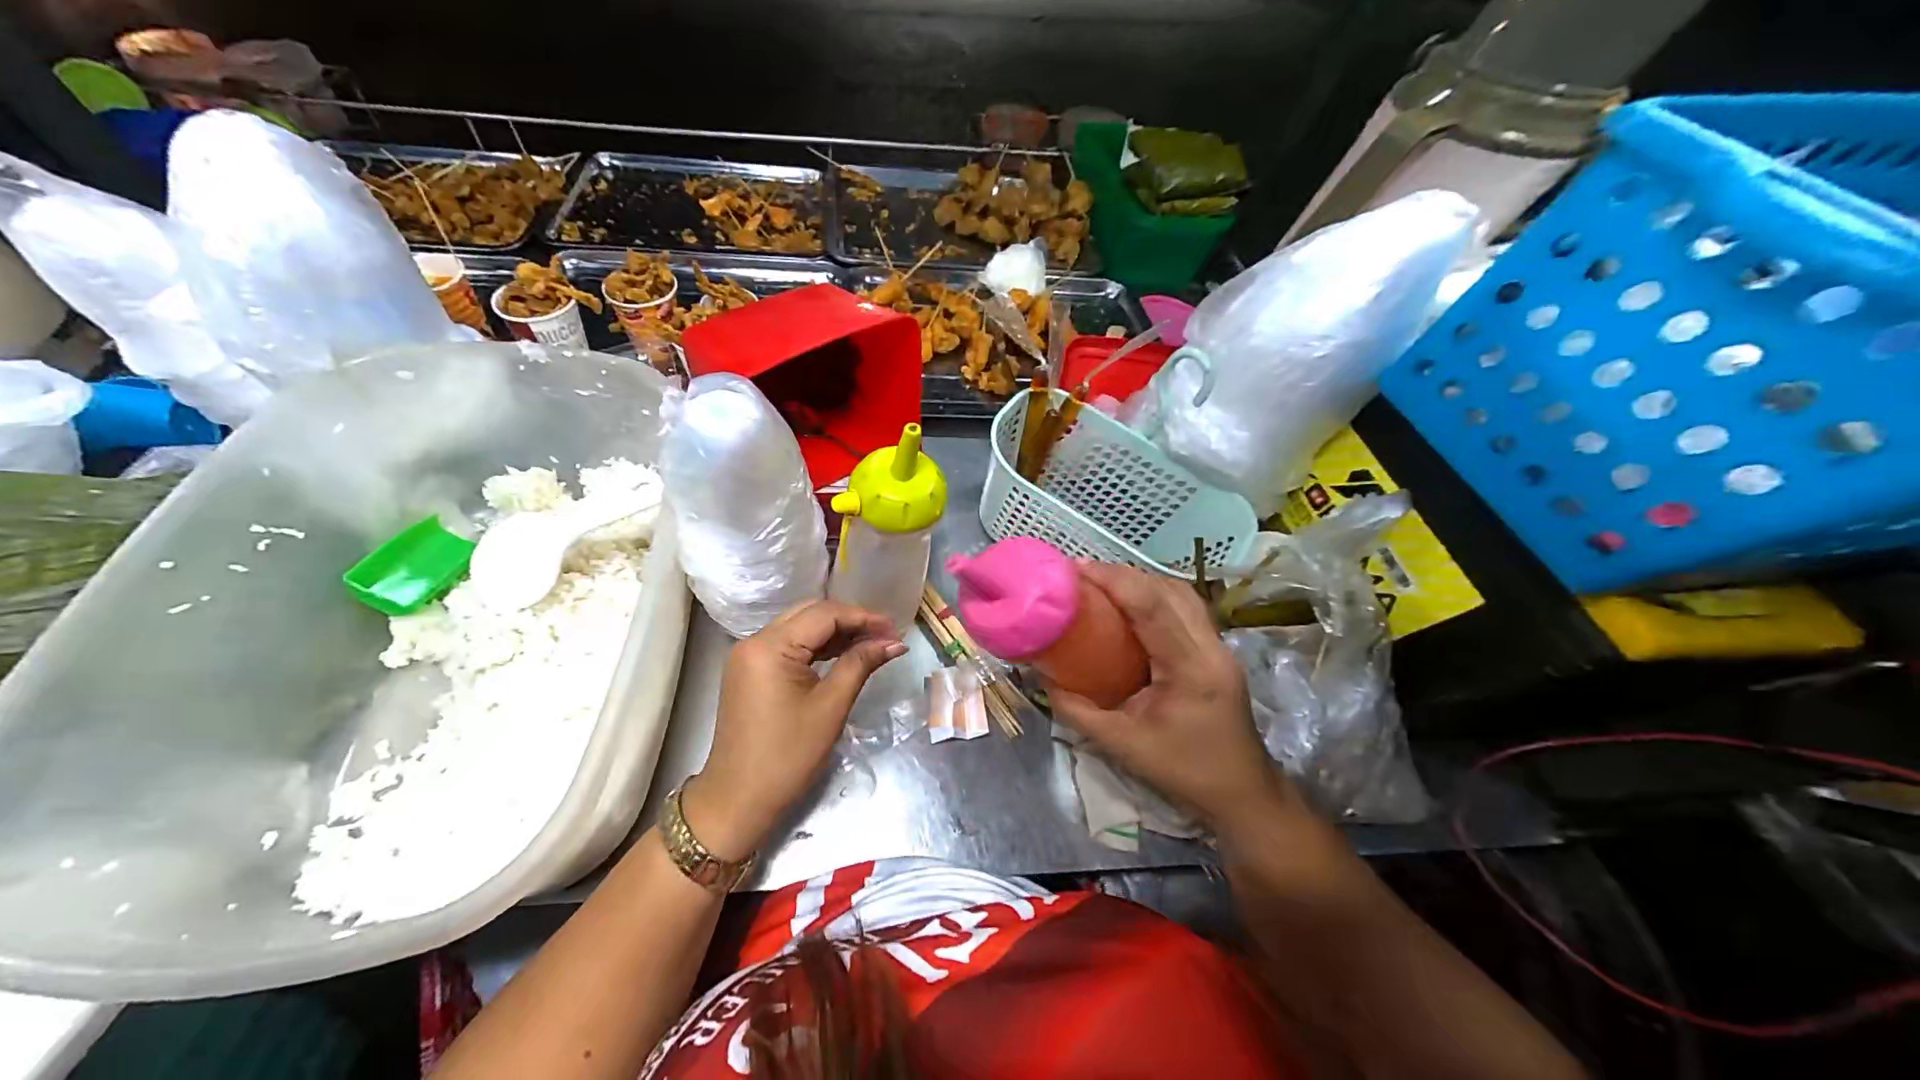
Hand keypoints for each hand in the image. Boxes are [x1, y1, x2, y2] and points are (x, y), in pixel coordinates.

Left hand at [683, 601, 905, 859]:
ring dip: (835, 633)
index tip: (896, 628)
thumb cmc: (788, 756)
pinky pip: (788, 646)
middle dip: (850, 621)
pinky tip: (844, 655)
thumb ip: (861, 664)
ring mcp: (748, 656)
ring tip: (872, 644)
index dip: (863, 617)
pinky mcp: (750, 672)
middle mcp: (754, 641)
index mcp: (770, 647)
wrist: (739, 800)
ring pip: (799, 628)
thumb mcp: (830, 707)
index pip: (824, 614)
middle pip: (810, 614)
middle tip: (886, 635)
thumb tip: (894, 642)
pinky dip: (817, 648)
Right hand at [1047, 563, 1291, 829]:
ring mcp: (1220, 647)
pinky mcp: (1218, 651)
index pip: (1153, 607)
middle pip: (1170, 590)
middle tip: (1082, 575)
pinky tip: (1131, 605)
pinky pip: (1186, 608)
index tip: (1076, 569)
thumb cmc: (1183, 772)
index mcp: (1191, 668)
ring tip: (1103, 584)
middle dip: (1124, 574)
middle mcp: (1211, 647)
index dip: (1114, 580)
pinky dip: (1156, 596)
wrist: (1241, 793)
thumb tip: (1043, 676)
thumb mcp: (1121, 745)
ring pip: (1182, 594)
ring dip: (1142, 581)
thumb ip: (1078, 710)